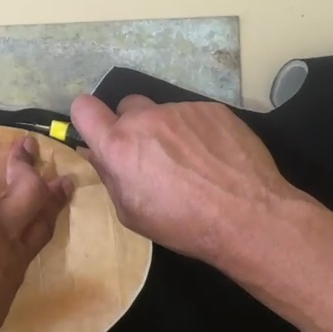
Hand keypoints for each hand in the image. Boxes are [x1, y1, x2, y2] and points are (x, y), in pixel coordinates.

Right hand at [69, 94, 322, 273]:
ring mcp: (181, 110)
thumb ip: (110, 176)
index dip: (89, 119)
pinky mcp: (212, 108)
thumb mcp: (132, 213)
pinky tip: (214, 158)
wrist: (249, 216)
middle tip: (152, 156)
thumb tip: (98, 154)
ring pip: (164, 113)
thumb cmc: (183, 224)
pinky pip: (194, 115)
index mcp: (118, 145)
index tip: (100, 132)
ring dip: (169, 131)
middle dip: (133, 127)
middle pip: (127, 108)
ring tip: (193, 162)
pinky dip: (198, 132)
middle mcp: (145, 119)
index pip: (83, 107)